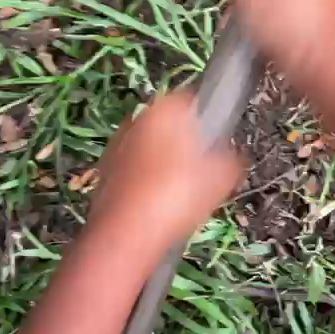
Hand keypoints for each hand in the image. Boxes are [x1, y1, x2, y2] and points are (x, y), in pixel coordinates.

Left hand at [88, 91, 243, 257]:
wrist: (126, 233)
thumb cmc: (177, 194)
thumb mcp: (222, 177)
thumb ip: (231, 159)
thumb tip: (231, 155)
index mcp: (166, 108)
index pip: (192, 100)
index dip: (207, 119)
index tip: (217, 141)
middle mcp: (138, 117)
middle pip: (169, 123)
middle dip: (183, 140)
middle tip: (201, 168)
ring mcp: (117, 142)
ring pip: (149, 145)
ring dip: (162, 160)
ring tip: (179, 191)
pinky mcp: (103, 168)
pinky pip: (133, 167)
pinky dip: (144, 178)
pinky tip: (156, 202)